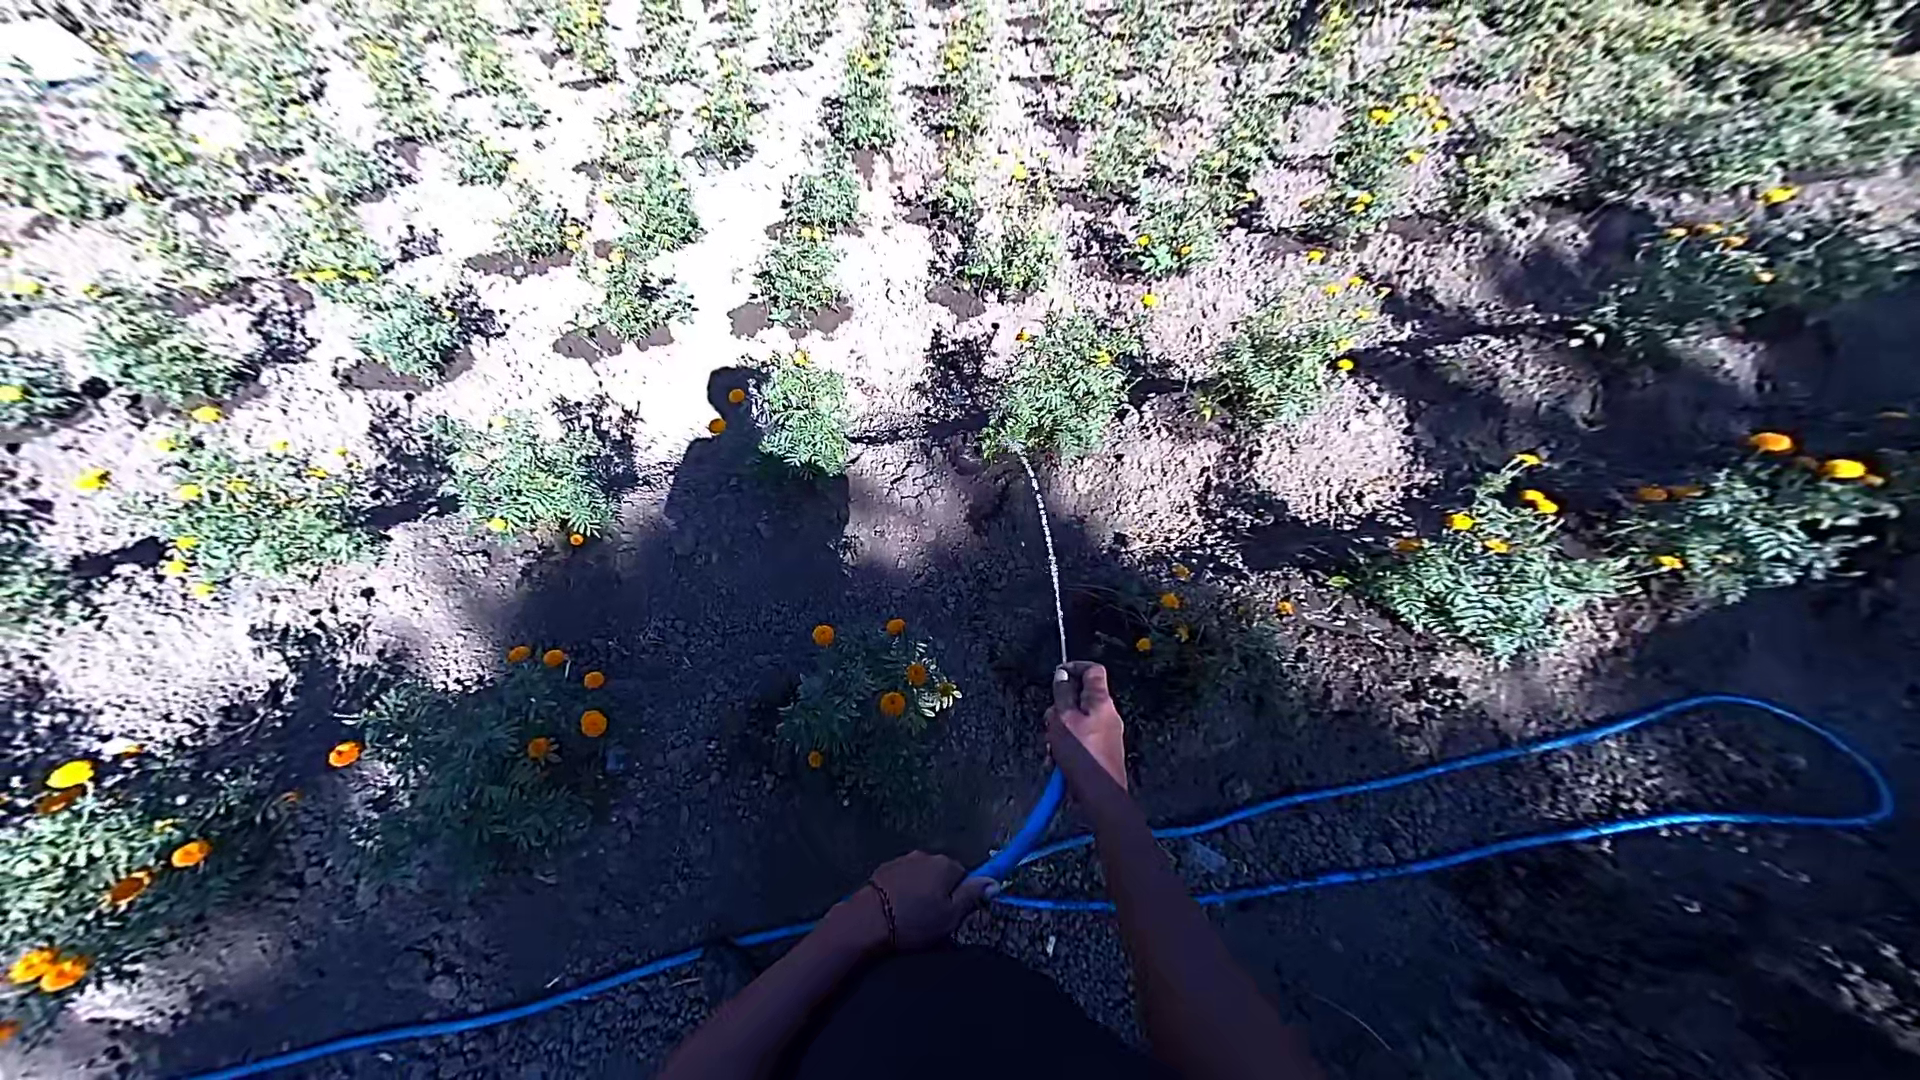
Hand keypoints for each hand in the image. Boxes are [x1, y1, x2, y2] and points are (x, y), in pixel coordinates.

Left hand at [824, 851, 993, 952]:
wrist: (868, 919)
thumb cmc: (914, 921)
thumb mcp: (950, 916)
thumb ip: (973, 896)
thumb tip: (994, 882)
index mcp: (946, 864)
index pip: (965, 876)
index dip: (962, 897)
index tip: (953, 915)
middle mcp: (926, 855)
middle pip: (943, 874)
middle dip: (941, 893)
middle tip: (933, 920)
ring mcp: (904, 859)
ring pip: (923, 877)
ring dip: (922, 891)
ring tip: (913, 917)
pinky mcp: (886, 868)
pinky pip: (904, 879)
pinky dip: (905, 891)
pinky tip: (898, 909)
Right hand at [1046, 661, 1126, 796]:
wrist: (1100, 795)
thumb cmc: (1083, 757)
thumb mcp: (1063, 719)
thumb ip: (1061, 694)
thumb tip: (1062, 675)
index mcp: (1101, 702)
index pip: (1093, 670)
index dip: (1075, 667)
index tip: (1058, 673)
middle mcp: (1107, 714)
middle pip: (1080, 697)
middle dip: (1060, 706)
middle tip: (1051, 720)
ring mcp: (1106, 733)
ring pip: (1077, 719)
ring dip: (1060, 728)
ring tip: (1054, 745)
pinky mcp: (1101, 750)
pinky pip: (1080, 738)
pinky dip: (1067, 744)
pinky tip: (1059, 759)